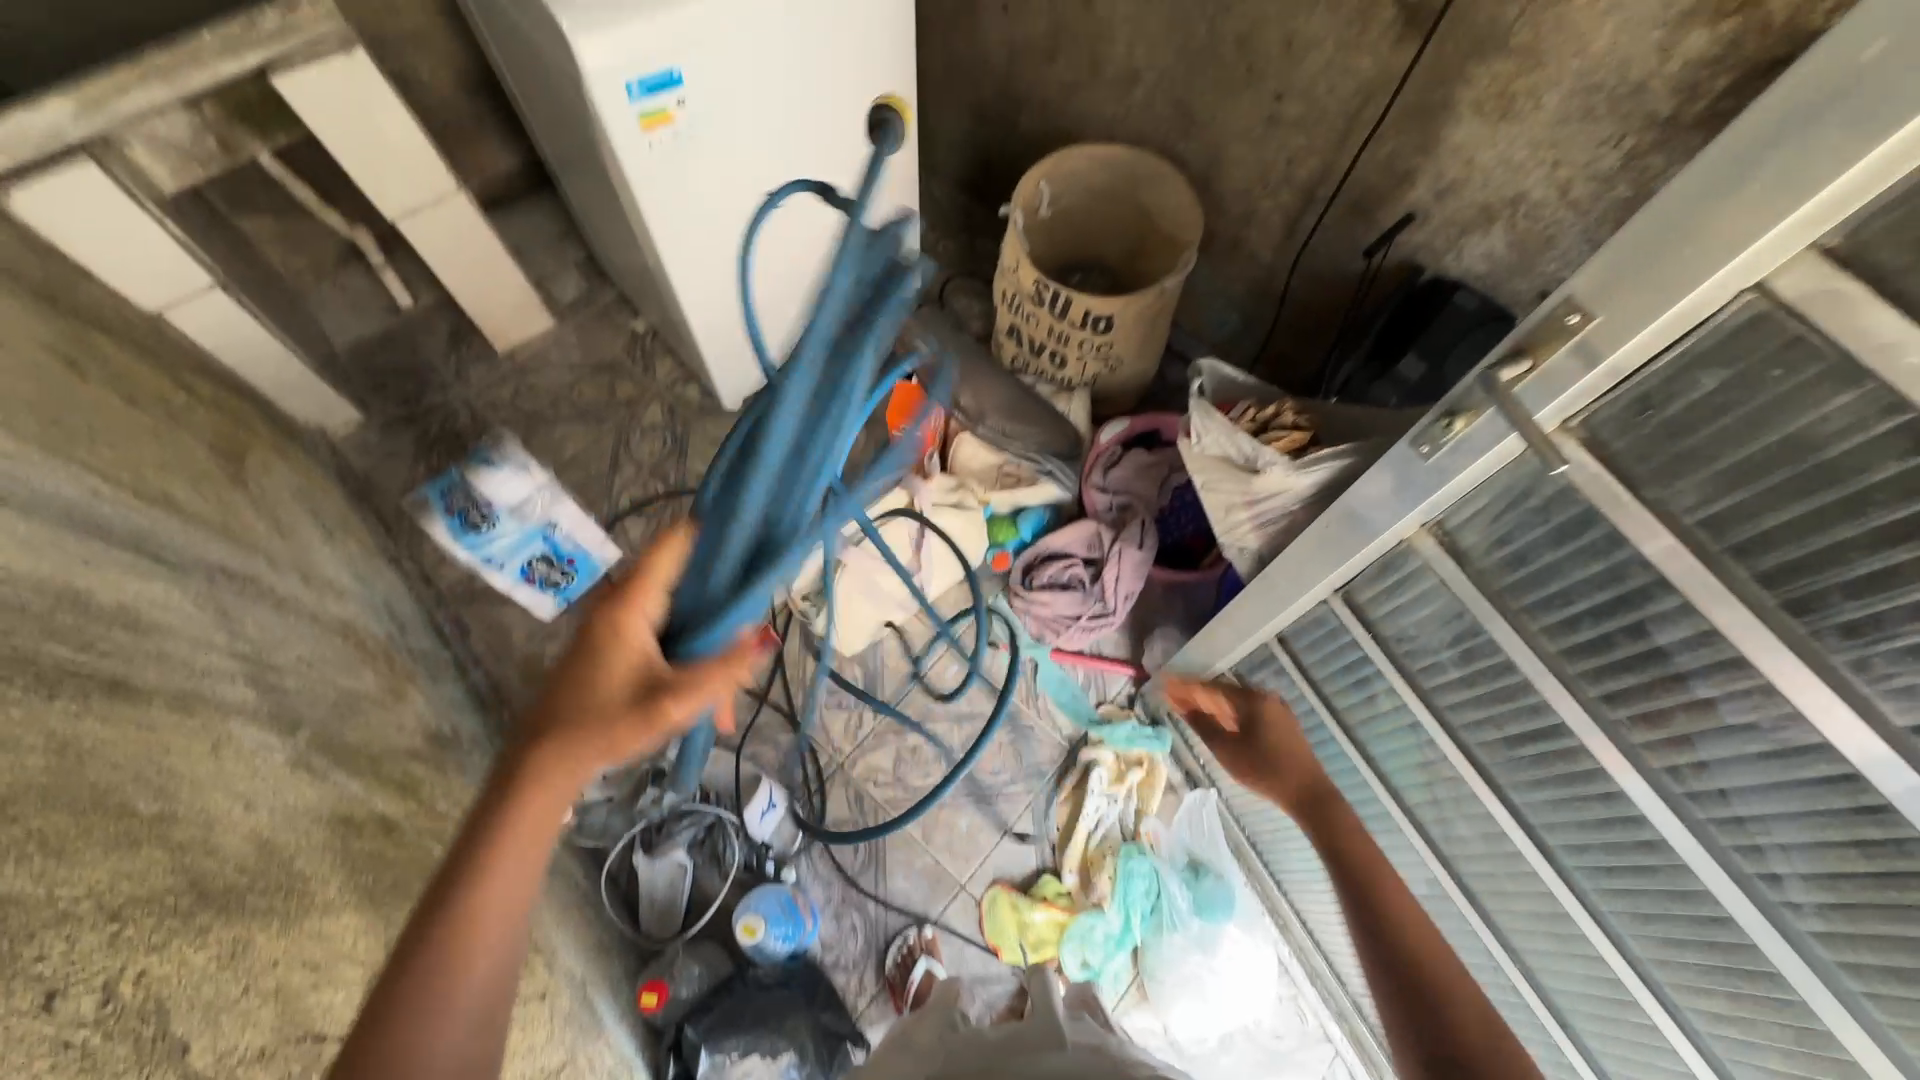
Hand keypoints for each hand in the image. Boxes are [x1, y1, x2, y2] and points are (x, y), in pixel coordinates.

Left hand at [513, 521, 771, 787]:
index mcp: (633, 603)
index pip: (677, 541)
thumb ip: (725, 668)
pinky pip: (667, 633)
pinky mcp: (618, 641)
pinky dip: (691, 657)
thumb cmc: (607, 725)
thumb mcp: (675, 702)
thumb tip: (766, 635)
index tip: (755, 535)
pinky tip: (706, 701)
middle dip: (724, 610)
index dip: (715, 531)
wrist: (545, 761)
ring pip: (682, 614)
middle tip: (751, 644)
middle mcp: (624, 601)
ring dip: (709, 646)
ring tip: (723, 702)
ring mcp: (619, 621)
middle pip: (688, 581)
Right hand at [1160, 676, 1337, 820]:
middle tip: (1172, 695)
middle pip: (1222, 690)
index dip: (1184, 687)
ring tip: (1188, 706)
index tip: (1164, 683)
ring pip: (1235, 700)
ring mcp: (1275, 708)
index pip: (1209, 688)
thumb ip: (1202, 725)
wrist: (1308, 793)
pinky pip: (1247, 709)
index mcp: (1250, 699)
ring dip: (1211, 703)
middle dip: (1196, 693)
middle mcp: (1264, 696)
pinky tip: (1216, 719)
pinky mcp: (1281, 721)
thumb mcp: (1226, 750)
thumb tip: (1183, 707)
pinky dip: (1228, 712)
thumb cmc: (1263, 771)